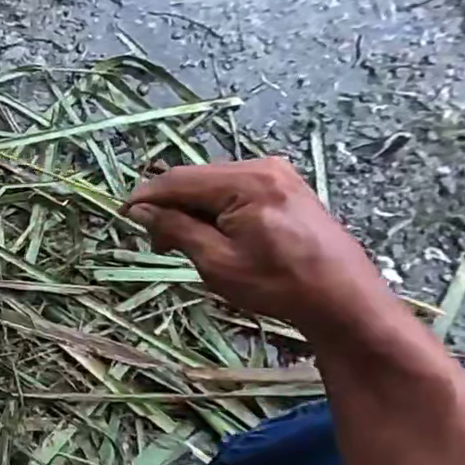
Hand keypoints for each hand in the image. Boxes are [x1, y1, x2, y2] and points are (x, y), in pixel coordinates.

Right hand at [122, 158, 396, 337]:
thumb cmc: (277, 284)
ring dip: (189, 209)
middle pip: (196, 179)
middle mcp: (262, 167)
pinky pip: (233, 190)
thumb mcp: (216, 260)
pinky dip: (213, 209)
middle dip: (168, 205)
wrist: (342, 297)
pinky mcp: (285, 188)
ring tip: (180, 243)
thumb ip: (176, 228)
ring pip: (213, 184)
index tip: (122, 214)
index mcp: (246, 182)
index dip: (146, 196)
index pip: (178, 180)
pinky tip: (209, 234)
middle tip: (154, 241)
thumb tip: (141, 209)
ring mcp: (277, 175)